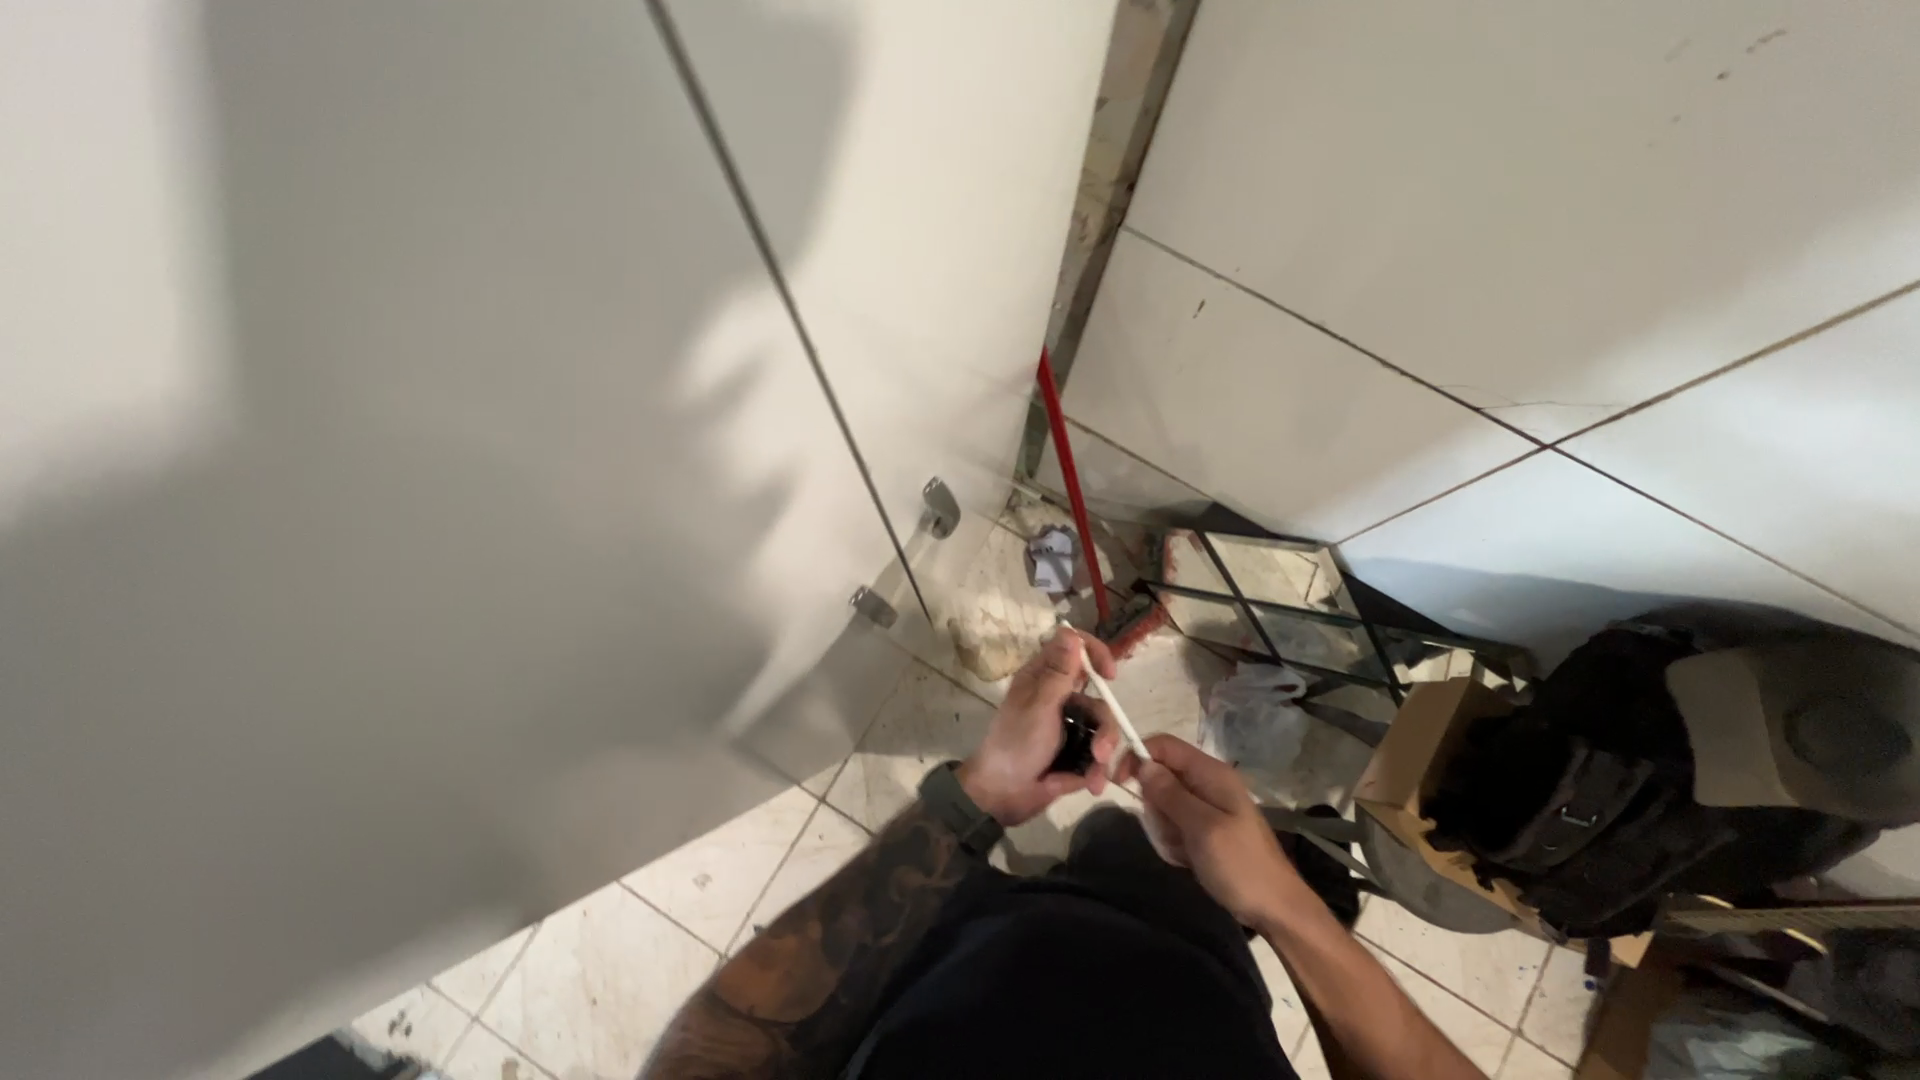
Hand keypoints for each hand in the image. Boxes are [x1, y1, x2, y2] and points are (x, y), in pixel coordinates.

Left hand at [955, 627, 1122, 825]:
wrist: (1002, 795)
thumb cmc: (1015, 744)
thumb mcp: (1039, 706)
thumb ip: (1059, 672)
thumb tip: (1070, 632)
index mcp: (1043, 679)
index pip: (1075, 651)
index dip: (1095, 655)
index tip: (1109, 675)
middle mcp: (1058, 699)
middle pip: (1099, 699)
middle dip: (1105, 727)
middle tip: (1101, 751)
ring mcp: (1068, 728)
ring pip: (1103, 729)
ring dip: (1103, 753)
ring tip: (1093, 776)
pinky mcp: (1075, 755)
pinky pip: (1098, 756)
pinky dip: (1096, 771)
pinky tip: (1091, 785)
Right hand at [1134, 733, 1305, 930]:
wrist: (1275, 908)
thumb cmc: (1241, 865)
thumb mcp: (1202, 828)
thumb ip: (1171, 794)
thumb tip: (1143, 764)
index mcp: (1211, 773)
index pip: (1163, 745)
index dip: (1137, 755)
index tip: (1116, 781)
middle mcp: (1208, 782)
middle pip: (1160, 775)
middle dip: (1153, 802)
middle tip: (1166, 829)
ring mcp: (1207, 806)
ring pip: (1163, 802)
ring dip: (1163, 826)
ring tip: (1181, 849)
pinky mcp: (1204, 828)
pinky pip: (1173, 823)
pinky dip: (1173, 840)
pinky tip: (1186, 858)